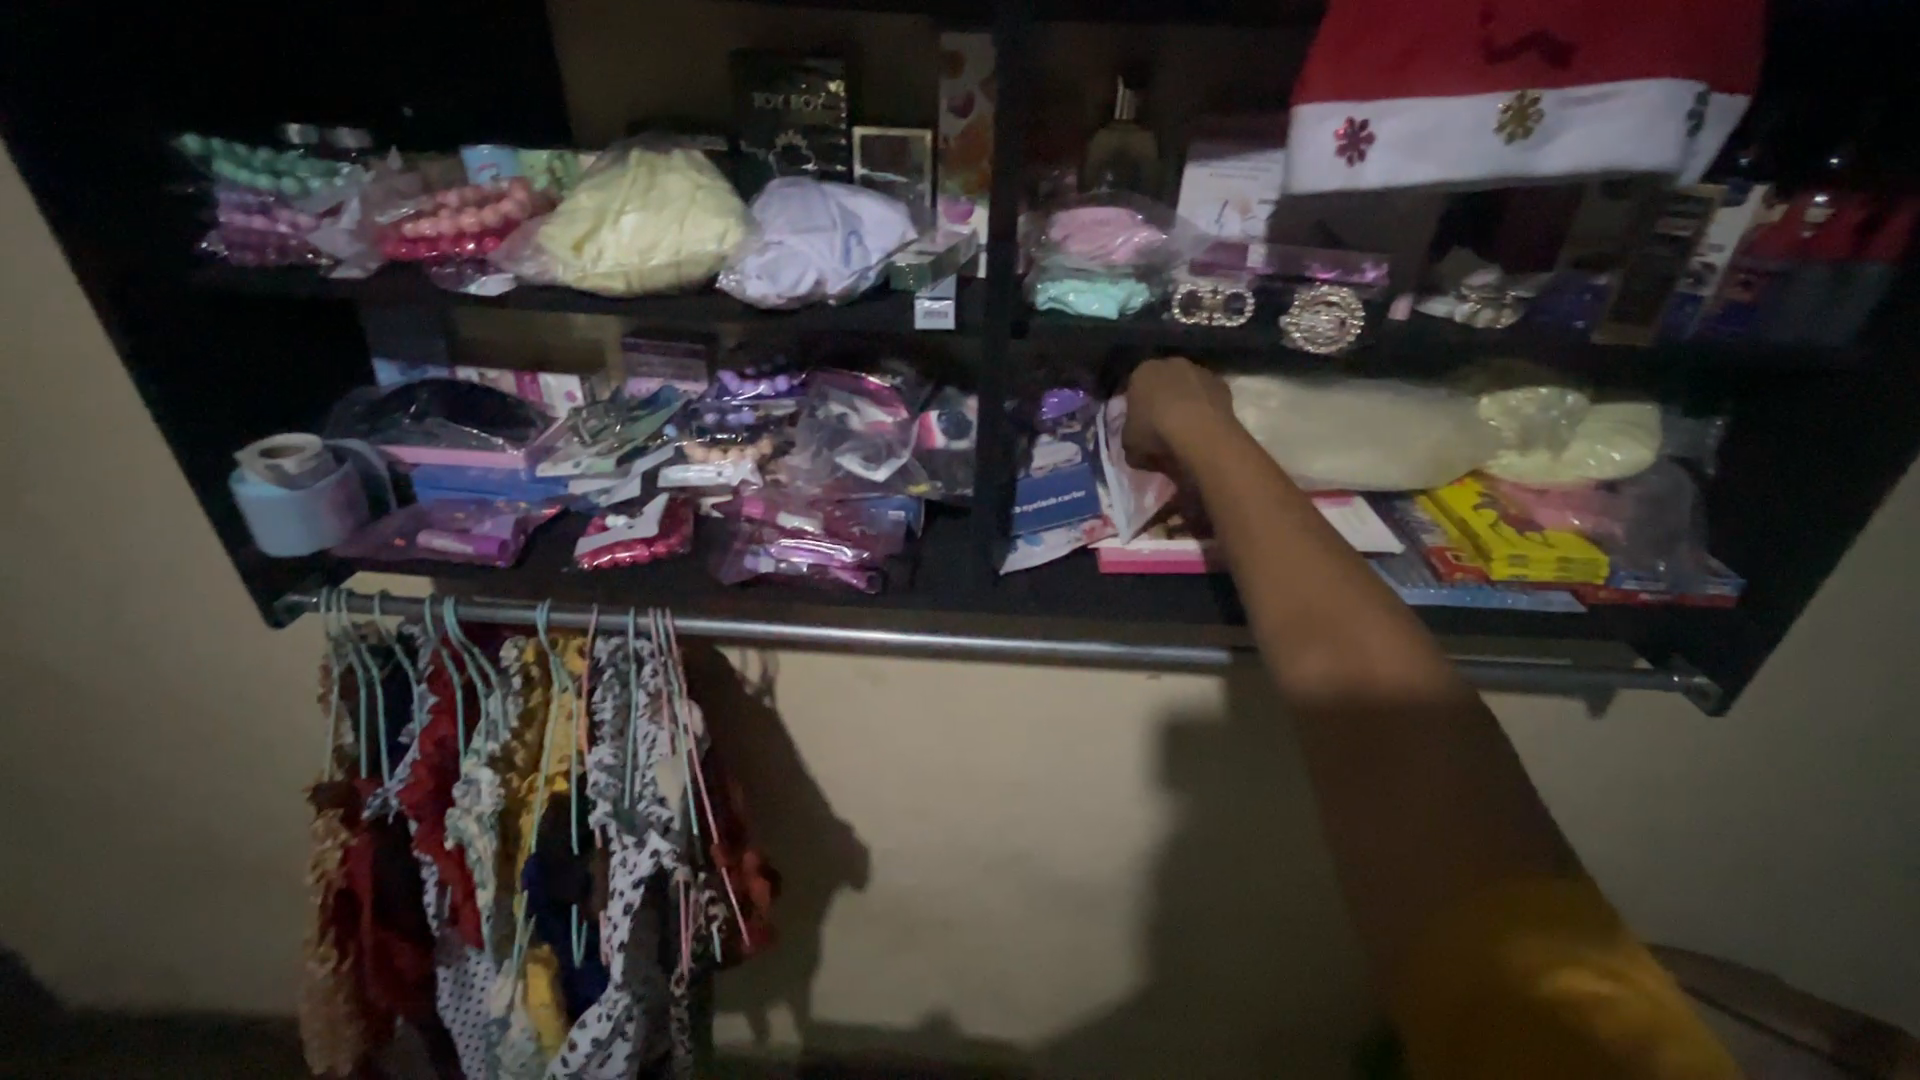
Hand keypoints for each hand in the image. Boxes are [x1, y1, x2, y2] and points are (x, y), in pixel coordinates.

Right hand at [1121, 356, 1237, 468]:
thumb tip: (1135, 438)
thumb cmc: (1156, 435)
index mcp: (1141, 373)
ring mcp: (1200, 371)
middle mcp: (1170, 363)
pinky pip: (1207, 397)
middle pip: (1162, 383)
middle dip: (1161, 400)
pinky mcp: (1222, 384)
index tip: (1137, 426)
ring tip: (1185, 429)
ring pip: (1187, 387)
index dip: (1134, 409)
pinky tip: (1203, 428)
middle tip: (1160, 426)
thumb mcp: (1129, 445)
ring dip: (1185, 402)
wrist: (1201, 436)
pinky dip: (1205, 408)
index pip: (1132, 388)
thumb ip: (1129, 435)